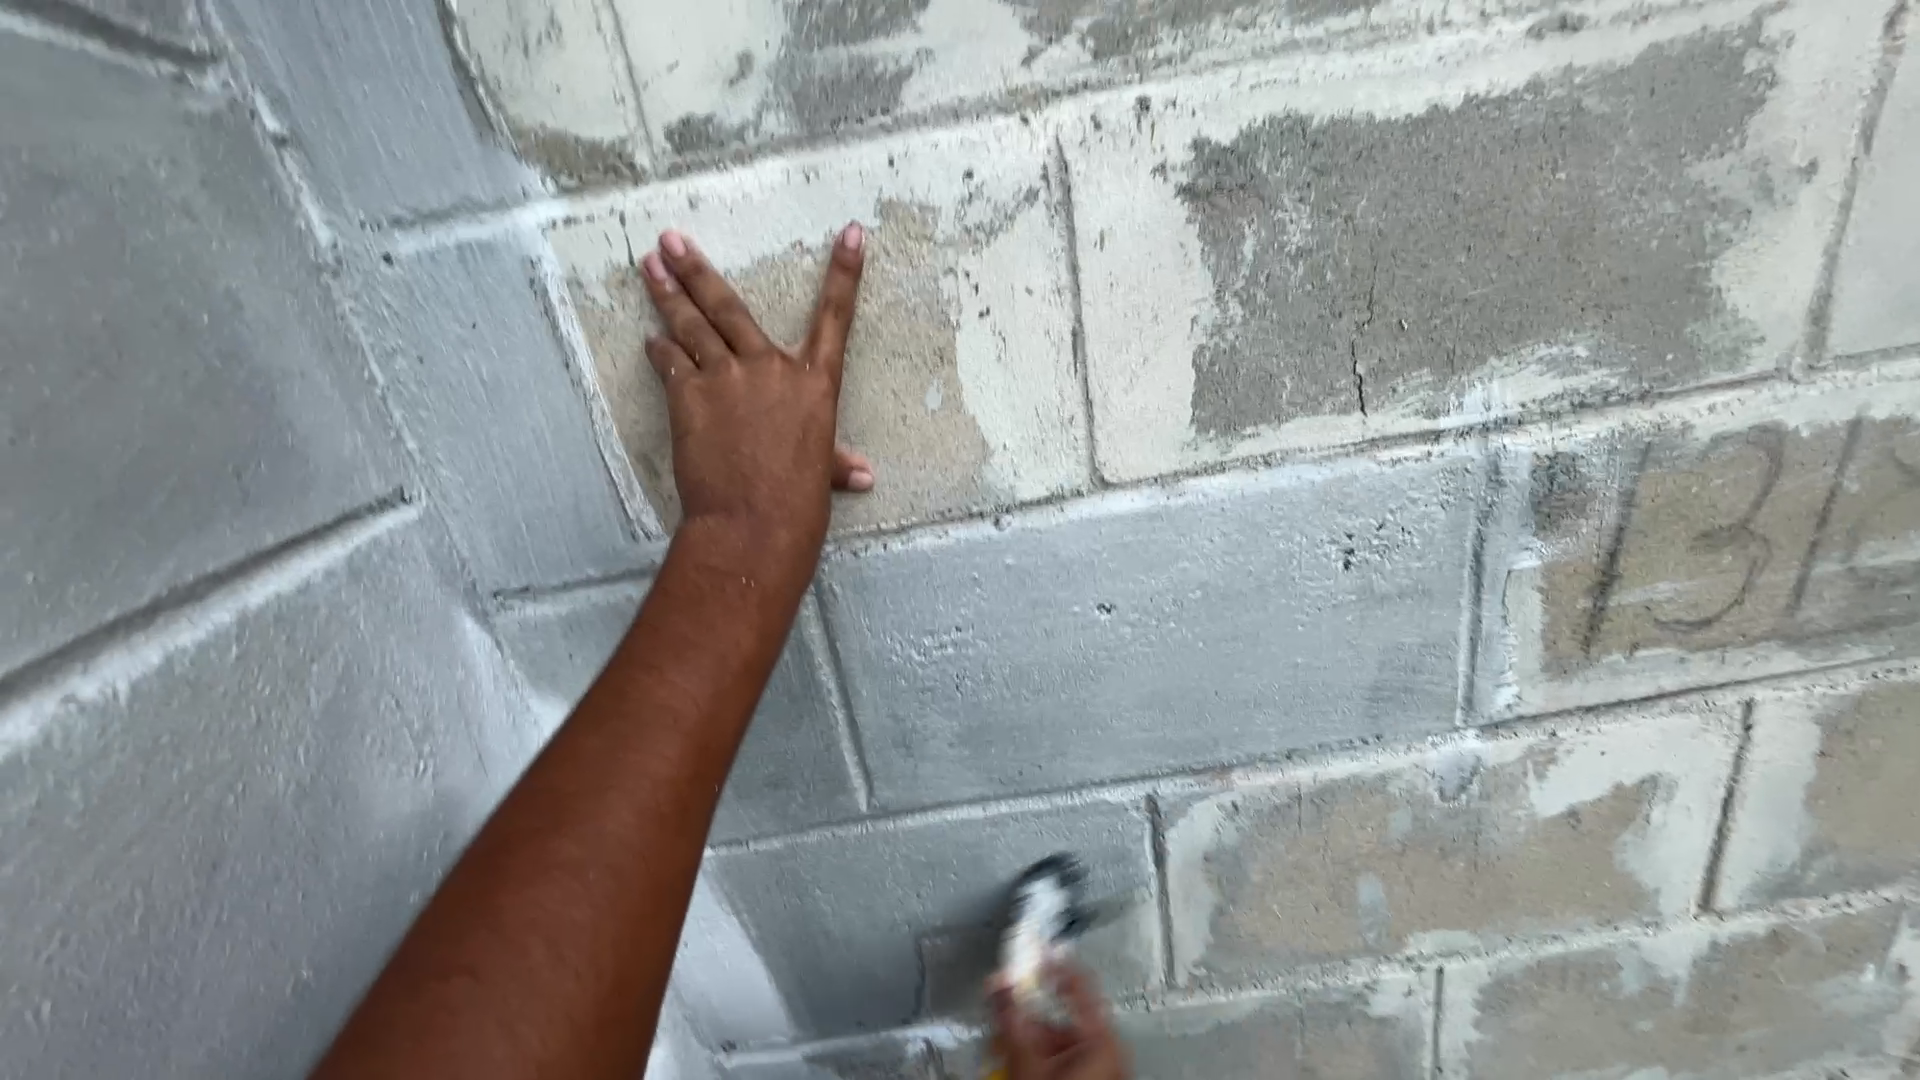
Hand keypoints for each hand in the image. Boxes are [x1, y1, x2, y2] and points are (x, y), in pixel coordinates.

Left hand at [640, 224, 873, 563]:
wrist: (754, 522)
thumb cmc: (798, 503)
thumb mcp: (822, 475)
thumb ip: (837, 463)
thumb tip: (864, 475)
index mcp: (814, 385)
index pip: (835, 318)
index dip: (845, 274)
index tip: (851, 234)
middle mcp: (771, 369)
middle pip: (730, 307)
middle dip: (698, 271)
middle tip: (672, 240)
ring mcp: (728, 378)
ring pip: (692, 326)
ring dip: (667, 294)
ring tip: (648, 265)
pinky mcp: (690, 396)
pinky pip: (671, 363)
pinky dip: (660, 351)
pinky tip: (650, 340)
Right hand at [990, 962, 1130, 1079]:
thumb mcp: (1027, 1064)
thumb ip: (1010, 1017)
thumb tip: (999, 979)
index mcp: (1103, 1036)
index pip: (1077, 979)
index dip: (1051, 959)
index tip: (1031, 945)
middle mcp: (1111, 1049)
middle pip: (1062, 1015)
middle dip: (1026, 1017)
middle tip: (1000, 1017)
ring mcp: (1107, 1069)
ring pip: (1061, 1040)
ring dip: (1029, 1041)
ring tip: (1003, 1052)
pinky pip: (1067, 1060)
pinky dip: (1042, 1059)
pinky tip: (1021, 1068)